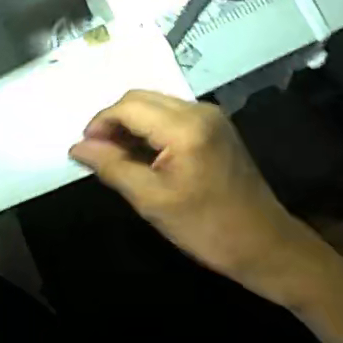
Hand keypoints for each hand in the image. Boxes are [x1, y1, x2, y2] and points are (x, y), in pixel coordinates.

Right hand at [70, 91, 340, 307]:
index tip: (84, 149)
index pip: (128, 107)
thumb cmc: (206, 228)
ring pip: (156, 104)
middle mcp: (200, 110)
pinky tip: (143, 155)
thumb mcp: (151, 200)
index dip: (100, 123)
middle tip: (98, 153)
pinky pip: (173, 115)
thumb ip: (112, 167)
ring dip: (132, 124)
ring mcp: (212, 117)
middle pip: (142, 98)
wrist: (264, 244)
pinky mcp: (217, 127)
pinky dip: (151, 129)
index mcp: (185, 127)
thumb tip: (78, 147)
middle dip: (114, 120)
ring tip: (117, 157)